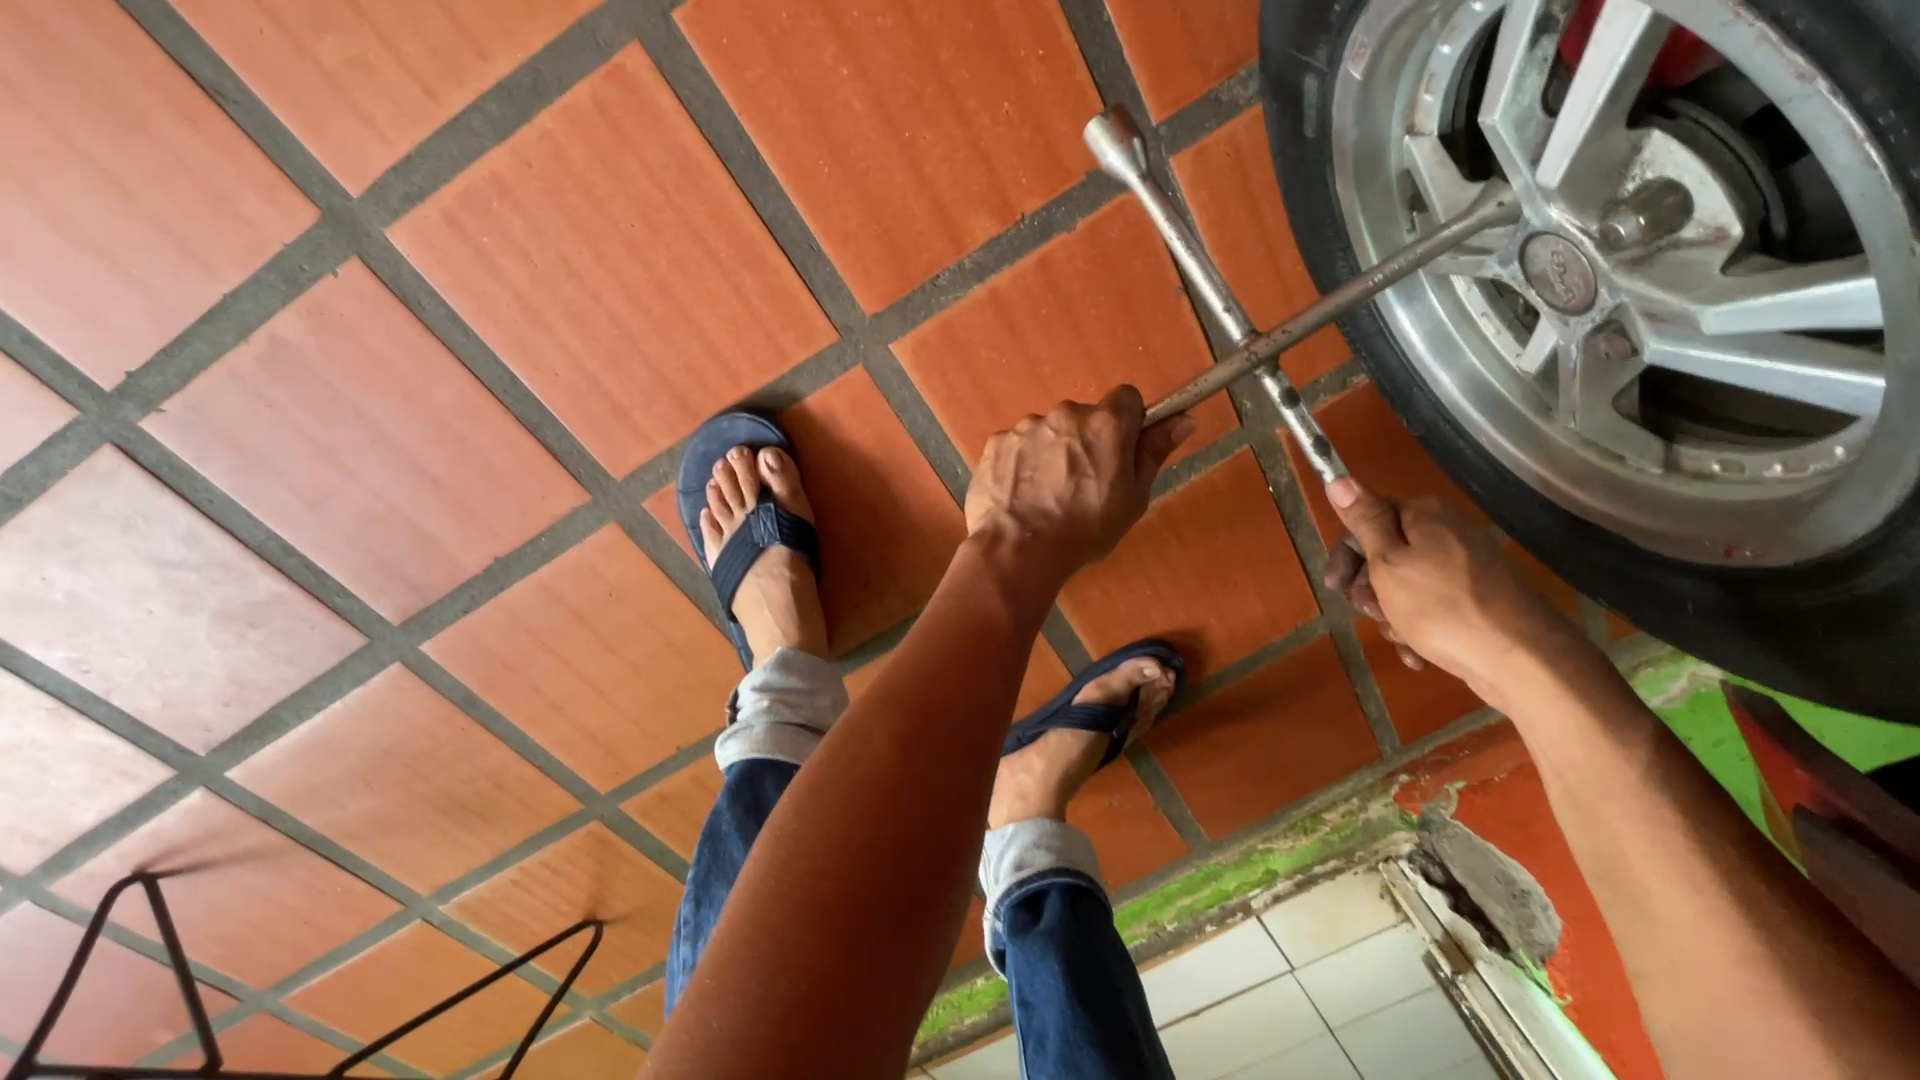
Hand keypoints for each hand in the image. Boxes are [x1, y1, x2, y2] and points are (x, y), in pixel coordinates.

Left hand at [966, 386, 1195, 581]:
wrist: (1019, 550)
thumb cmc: (1086, 529)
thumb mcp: (1133, 498)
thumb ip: (1154, 452)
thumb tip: (1184, 420)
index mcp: (1106, 423)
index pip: (1127, 398)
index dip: (1127, 423)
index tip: (1121, 452)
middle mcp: (1065, 413)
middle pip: (1085, 417)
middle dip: (1087, 441)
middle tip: (1082, 485)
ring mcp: (1026, 426)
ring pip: (1049, 431)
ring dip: (1052, 452)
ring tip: (1047, 495)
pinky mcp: (996, 442)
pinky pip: (1018, 446)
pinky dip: (1022, 464)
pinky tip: (1022, 495)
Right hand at [1323, 477, 1585, 692]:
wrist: (1520, 657)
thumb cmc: (1440, 607)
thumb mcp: (1389, 562)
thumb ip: (1364, 520)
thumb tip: (1341, 478)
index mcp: (1426, 515)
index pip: (1368, 518)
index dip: (1346, 554)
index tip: (1335, 587)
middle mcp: (1449, 532)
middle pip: (1387, 553)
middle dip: (1370, 587)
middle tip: (1369, 614)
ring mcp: (1468, 566)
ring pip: (1407, 583)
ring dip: (1392, 612)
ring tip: (1398, 637)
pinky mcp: (1479, 598)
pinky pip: (1433, 604)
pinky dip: (1418, 626)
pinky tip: (1415, 652)